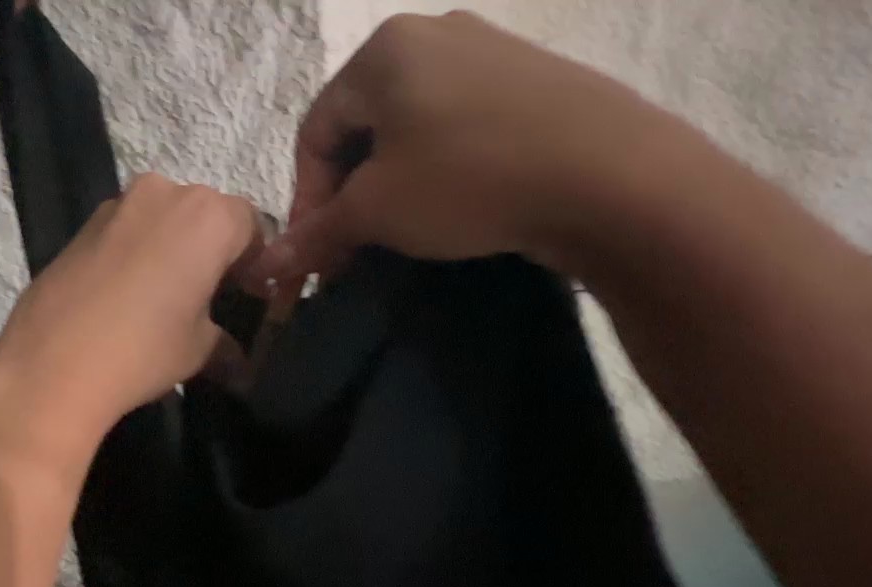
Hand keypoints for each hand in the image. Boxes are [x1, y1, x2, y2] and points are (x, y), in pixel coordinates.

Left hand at [0, 174, 261, 457]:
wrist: (51, 365)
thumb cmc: (143, 351)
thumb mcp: (198, 351)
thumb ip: (225, 345)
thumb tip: (238, 363)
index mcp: (207, 216)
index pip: (251, 226)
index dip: (256, 263)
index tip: (249, 299)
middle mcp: (163, 193)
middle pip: (205, 216)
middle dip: (213, 254)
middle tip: (209, 302)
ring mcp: (115, 206)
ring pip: (161, 222)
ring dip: (171, 252)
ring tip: (162, 304)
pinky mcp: (79, 229)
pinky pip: (125, 235)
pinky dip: (134, 258)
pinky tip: (123, 302)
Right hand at [260, 12, 690, 279]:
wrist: (605, 174)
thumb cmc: (464, 180)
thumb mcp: (374, 212)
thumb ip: (314, 234)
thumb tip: (266, 267)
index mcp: (383, 50)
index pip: (315, 132)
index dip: (304, 200)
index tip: (311, 254)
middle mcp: (433, 35)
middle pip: (360, 128)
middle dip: (345, 196)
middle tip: (348, 250)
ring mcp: (487, 52)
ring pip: (407, 130)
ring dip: (387, 188)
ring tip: (394, 235)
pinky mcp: (528, 81)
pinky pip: (455, 128)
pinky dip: (434, 171)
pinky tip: (447, 207)